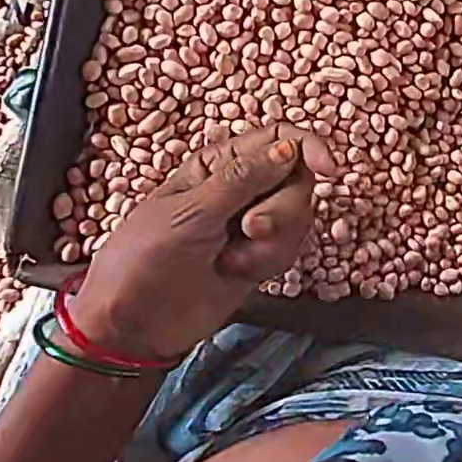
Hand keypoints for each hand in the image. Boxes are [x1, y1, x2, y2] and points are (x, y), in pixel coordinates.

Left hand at [70, 124, 339, 360]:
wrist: (133, 324)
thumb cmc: (146, 257)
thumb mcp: (191, 211)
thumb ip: (244, 178)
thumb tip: (289, 148)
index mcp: (218, 163)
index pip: (277, 137)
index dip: (307, 146)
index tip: (328, 168)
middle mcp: (241, 187)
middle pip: (297, 178)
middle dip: (282, 207)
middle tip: (251, 229)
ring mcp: (252, 224)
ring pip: (298, 215)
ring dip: (273, 241)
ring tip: (233, 259)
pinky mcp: (259, 257)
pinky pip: (289, 248)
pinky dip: (269, 261)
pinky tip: (237, 271)